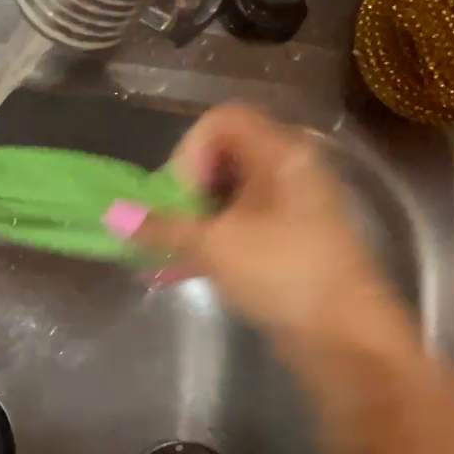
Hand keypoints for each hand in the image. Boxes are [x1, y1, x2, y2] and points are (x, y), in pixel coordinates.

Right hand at [133, 103, 414, 355]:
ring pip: (219, 198)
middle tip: (161, 228)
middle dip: (178, 193)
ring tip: (156, 256)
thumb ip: (160, 226)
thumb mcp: (213, 245)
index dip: (189, 153)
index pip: (221, 122)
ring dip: (183, 223)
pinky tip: (170, 272)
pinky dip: (199, 244)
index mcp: (280, 155)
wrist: (340, 331)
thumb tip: (113, 214)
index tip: (178, 197)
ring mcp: (284, 208)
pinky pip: (230, 228)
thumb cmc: (282, 273)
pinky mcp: (279, 242)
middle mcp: (284, 172)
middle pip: (217, 158)